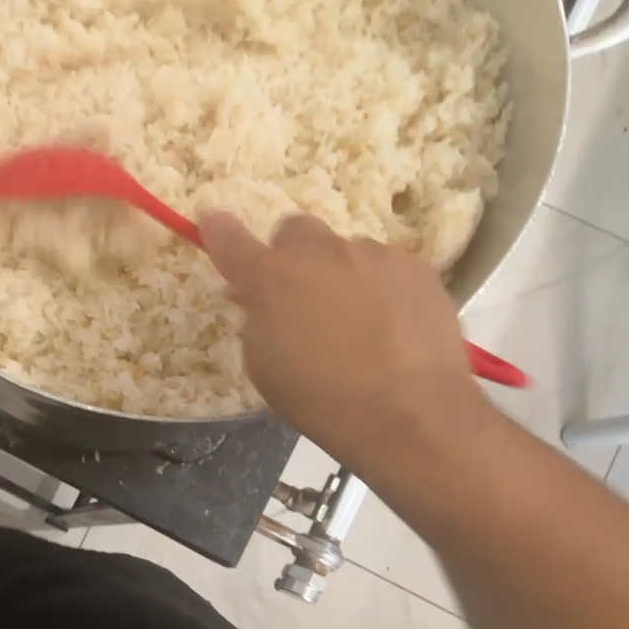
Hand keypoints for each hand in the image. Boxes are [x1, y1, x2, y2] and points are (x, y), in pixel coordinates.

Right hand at [200, 210, 491, 465]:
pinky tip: (389, 328)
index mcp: (270, 279)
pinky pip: (386, 268)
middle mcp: (319, 254)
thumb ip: (257, 320)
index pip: (232, 242)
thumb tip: (261, 301)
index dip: (218, 230)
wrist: (406, 410)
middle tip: (298, 295)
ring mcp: (373, 255)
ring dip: (339, 276)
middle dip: (291, 255)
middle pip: (295, 231)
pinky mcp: (416, 268)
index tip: (211, 218)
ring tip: (354, 324)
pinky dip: (379, 289)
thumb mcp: (263, 364)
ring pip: (345, 252)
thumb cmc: (318, 396)